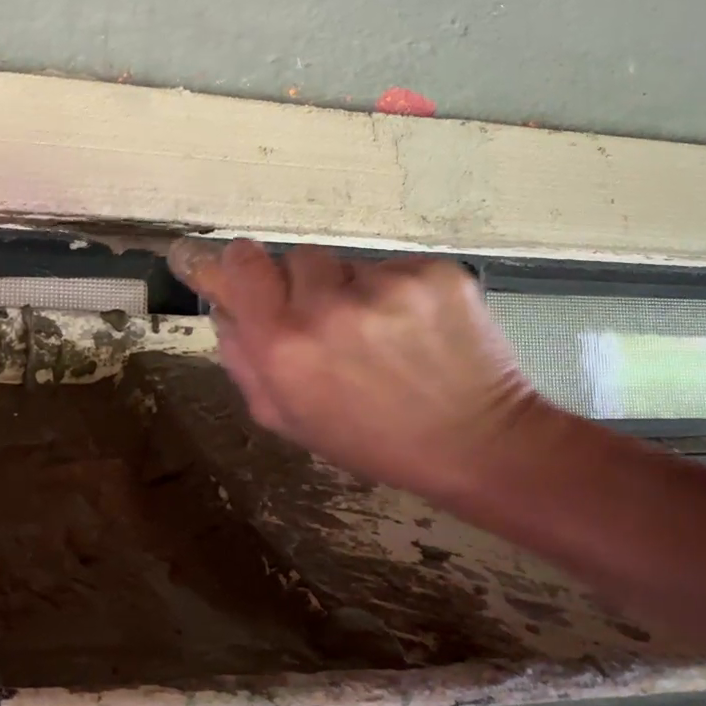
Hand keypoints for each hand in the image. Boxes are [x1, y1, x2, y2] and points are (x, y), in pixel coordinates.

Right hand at [168, 238, 547, 495]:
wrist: (480, 446)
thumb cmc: (370, 440)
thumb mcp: (284, 416)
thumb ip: (242, 358)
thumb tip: (225, 306)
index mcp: (282, 344)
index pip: (242, 262)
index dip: (243, 265)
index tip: (250, 274)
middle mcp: (326, 307)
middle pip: (294, 259)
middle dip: (303, 285)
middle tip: (328, 323)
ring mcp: (384, 286)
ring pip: (345, 263)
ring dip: (350, 288)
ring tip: (380, 332)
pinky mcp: (432, 274)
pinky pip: (392, 267)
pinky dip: (396, 291)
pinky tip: (415, 329)